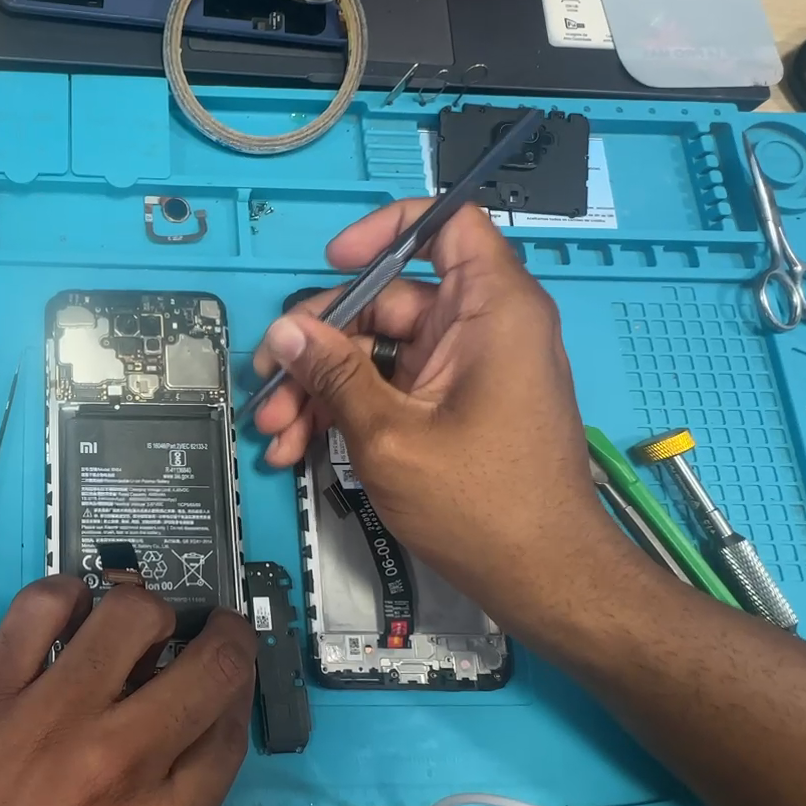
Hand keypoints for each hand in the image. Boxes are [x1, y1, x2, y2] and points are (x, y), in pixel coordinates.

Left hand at [0, 577, 255, 805]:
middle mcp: (116, 764)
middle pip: (209, 668)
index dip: (236, 690)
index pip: (230, 728)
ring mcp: (50, 717)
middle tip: (207, 632)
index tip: (227, 672)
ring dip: (147, 611)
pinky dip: (65, 594)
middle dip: (222, 639)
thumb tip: (194, 727)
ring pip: (131, 616)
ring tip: (132, 626)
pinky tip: (68, 612)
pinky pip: (41, 605)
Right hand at [250, 199, 651, 632]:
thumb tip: (284, 331)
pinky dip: (342, 413)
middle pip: (381, 302)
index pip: (445, 226)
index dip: (384, 231)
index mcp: (488, 311)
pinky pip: (384, 389)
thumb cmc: (478, 503)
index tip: (332, 263)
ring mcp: (458, 370)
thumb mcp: (390, 435)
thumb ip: (334, 375)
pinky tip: (298, 449)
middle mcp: (476, 329)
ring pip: (371, 354)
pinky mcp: (444, 406)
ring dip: (317, 390)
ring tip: (274, 432)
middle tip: (267, 385)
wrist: (538, 579)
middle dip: (317, 347)